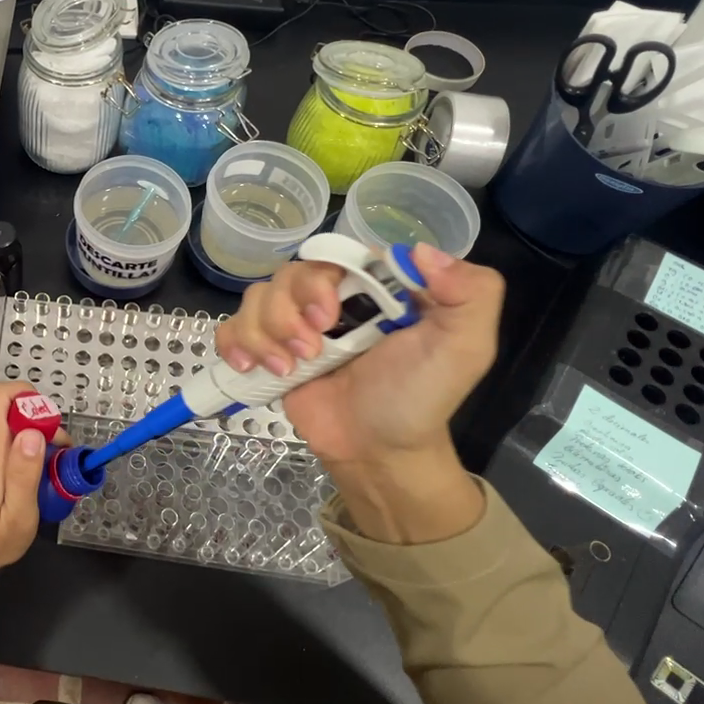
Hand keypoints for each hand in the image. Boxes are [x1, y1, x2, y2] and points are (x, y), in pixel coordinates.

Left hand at [0, 382, 52, 636]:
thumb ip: (25, 471)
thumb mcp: (18, 515)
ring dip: (17, 448)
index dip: (25, 395)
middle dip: (32, 430)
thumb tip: (31, 432)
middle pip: (4, 417)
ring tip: (32, 482)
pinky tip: (7, 489)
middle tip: (53, 461)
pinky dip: (1, 458)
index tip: (49, 421)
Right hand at [214, 243, 502, 542]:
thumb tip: (423, 250)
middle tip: (310, 351)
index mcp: (371, 287)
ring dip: (263, 334)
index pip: (330, 256)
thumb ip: (471, 293)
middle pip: (285, 275)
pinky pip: (232, 326)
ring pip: (255, 298)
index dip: (317, 281)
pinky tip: (250, 367)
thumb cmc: (419, 398)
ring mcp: (293, 323)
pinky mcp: (267, 348)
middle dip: (286, 314)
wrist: (377, 453)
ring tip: (287, 368)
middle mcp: (329, 298)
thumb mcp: (465, 347)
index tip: (326, 317)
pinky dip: (235, 343)